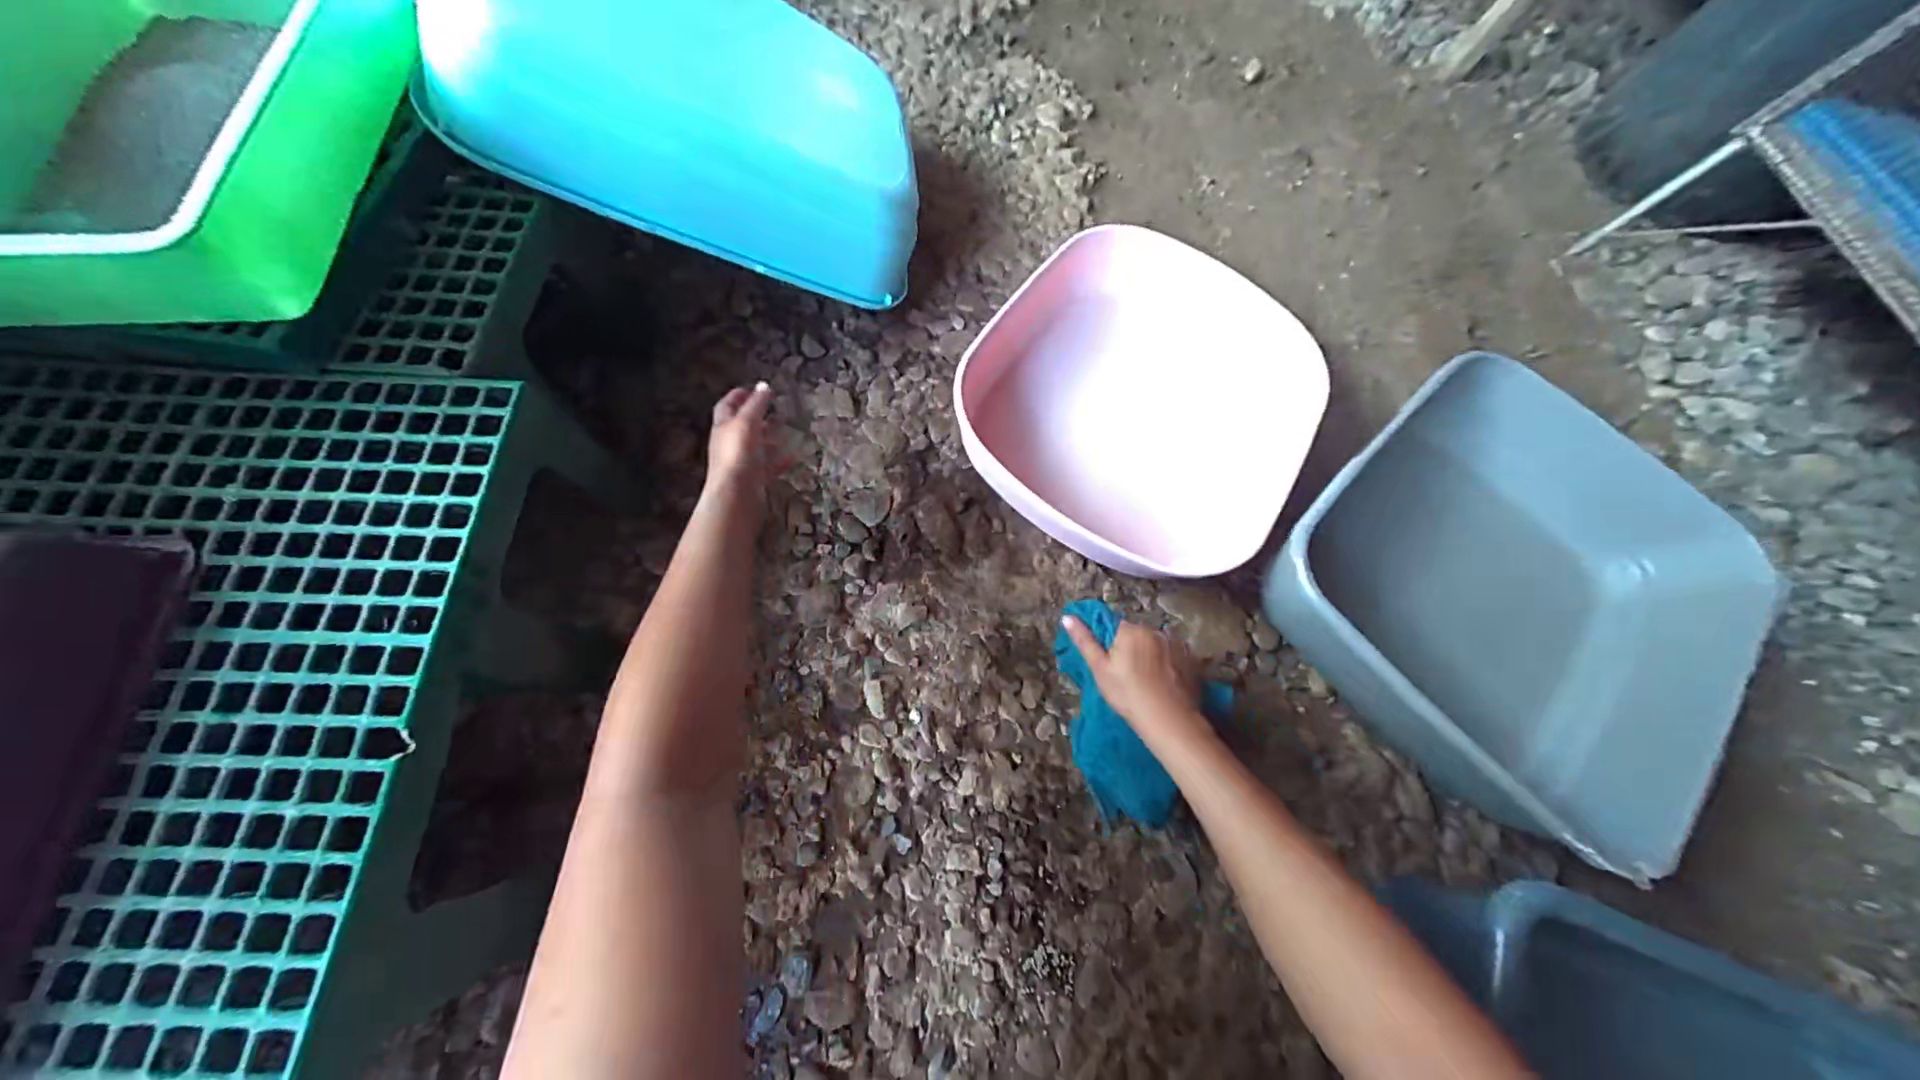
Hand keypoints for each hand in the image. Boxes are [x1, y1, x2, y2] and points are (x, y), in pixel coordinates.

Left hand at [706, 382, 777, 496]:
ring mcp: (742, 462)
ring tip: (785, 429)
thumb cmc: (737, 454)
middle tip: (772, 407)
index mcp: (724, 427)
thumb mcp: (747, 422)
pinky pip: (769, 466)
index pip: (727, 406)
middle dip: (756, 415)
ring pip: (757, 445)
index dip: (738, 396)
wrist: (736, 495)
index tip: (752, 389)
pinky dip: (780, 459)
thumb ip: (757, 404)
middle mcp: (730, 444)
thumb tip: (764, 385)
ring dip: (769, 436)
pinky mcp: (755, 479)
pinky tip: (794, 456)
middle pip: (742, 425)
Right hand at [1061, 616, 1214, 749]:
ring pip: (1154, 645)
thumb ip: (1085, 641)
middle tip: (1125, 676)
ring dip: (1148, 656)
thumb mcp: (1100, 669)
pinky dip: (1166, 664)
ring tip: (1145, 682)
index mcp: (1131, 629)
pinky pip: (1171, 656)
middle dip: (1130, 648)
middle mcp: (1155, 630)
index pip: (1114, 626)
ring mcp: (1176, 644)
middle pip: (1136, 634)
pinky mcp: (1190, 660)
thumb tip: (1068, 617)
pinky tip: (1162, 683)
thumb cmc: (1127, 694)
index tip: (1109, 663)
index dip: (1109, 643)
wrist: (1169, 719)